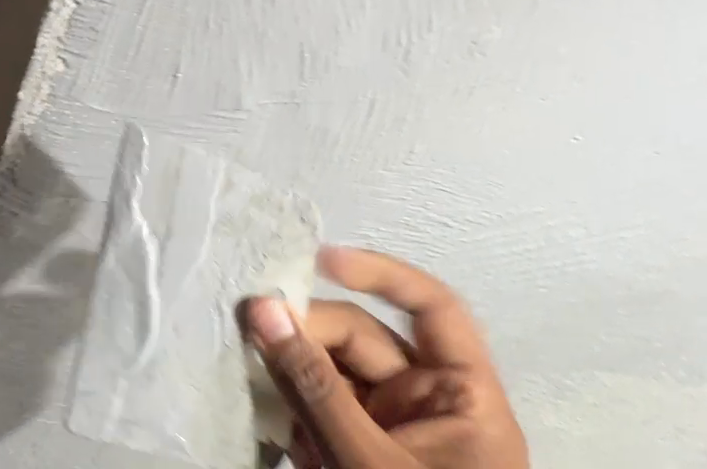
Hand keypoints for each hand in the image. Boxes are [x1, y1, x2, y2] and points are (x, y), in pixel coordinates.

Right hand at [239, 246, 527, 468]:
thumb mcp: (368, 465)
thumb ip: (313, 386)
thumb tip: (262, 308)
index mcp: (464, 399)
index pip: (433, 309)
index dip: (381, 274)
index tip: (319, 259)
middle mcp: (427, 401)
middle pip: (359, 335)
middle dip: (304, 332)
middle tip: (248, 329)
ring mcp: (386, 425)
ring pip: (327, 366)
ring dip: (284, 367)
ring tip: (242, 367)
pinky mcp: (350, 448)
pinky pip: (312, 403)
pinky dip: (282, 401)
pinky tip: (253, 401)